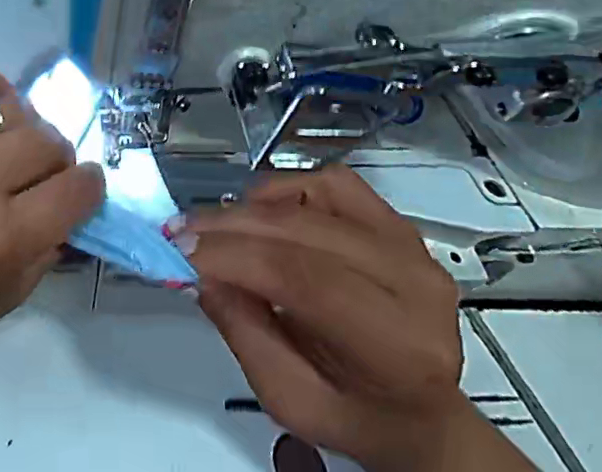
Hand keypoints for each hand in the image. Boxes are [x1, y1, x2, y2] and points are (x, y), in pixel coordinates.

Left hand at [0, 65, 104, 366]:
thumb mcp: (5, 296)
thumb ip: (52, 243)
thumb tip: (79, 194)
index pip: (76, 190)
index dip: (90, 186)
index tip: (84, 186)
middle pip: (48, 143)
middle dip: (57, 160)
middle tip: (41, 175)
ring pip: (13, 113)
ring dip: (19, 135)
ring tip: (3, 154)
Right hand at [184, 166, 500, 469]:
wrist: (420, 409)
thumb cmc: (359, 417)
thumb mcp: (291, 400)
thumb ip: (243, 331)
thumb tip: (201, 270)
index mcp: (396, 344)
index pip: (303, 278)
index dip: (233, 255)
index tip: (181, 249)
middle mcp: (413, 283)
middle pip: (305, 230)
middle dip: (231, 226)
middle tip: (181, 231)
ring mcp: (409, 244)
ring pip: (316, 194)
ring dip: (255, 206)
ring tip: (219, 227)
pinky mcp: (397, 222)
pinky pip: (332, 183)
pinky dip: (288, 189)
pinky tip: (262, 211)